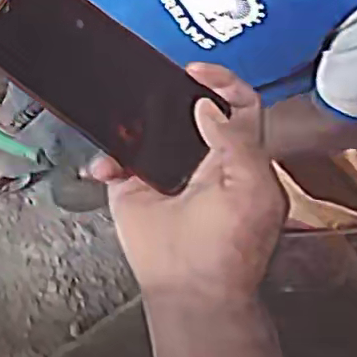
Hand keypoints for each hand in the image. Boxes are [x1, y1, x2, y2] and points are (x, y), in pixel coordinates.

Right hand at [88, 64, 285, 304]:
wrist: (189, 286)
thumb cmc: (230, 245)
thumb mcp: (251, 192)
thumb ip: (236, 145)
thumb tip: (207, 106)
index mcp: (237, 157)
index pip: (239, 107)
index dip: (224, 82)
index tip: (196, 71)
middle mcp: (199, 157)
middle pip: (185, 110)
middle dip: (166, 94)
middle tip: (147, 84)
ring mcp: (163, 169)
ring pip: (143, 129)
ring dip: (127, 125)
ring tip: (120, 125)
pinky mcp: (131, 184)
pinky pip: (112, 159)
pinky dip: (105, 161)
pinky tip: (106, 171)